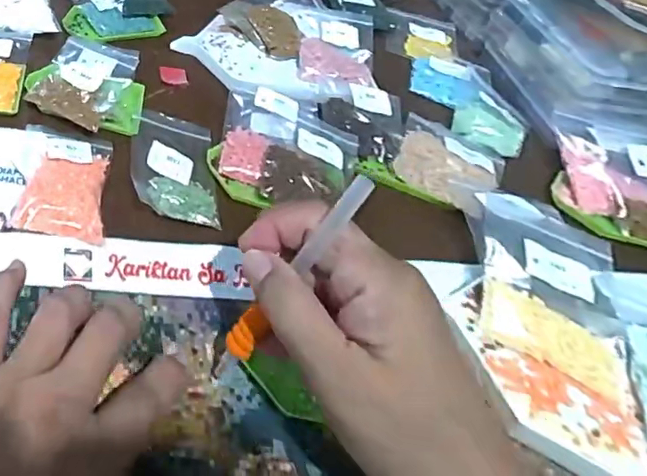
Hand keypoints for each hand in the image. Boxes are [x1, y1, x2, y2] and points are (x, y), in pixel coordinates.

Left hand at [0, 261, 187, 475]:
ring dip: (76, 301)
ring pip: (55, 315)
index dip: (170, 374)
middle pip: (105, 334)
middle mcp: (58, 406)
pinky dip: (3, 287)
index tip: (175, 360)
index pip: (147, 400)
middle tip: (125, 317)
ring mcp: (12, 383)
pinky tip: (16, 266)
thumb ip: (111, 457)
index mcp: (92, 453)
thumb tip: (131, 426)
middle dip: (123, 316)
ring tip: (83, 303)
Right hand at [240, 203, 519, 475]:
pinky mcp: (393, 330)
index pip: (315, 218)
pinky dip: (311, 323)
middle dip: (278, 275)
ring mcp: (393, 304)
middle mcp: (387, 277)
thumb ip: (289, 307)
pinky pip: (341, 308)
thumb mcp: (334, 371)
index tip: (242, 265)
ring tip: (266, 342)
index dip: (272, 228)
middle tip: (253, 318)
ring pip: (325, 281)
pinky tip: (291, 353)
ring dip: (291, 304)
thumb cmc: (403, 429)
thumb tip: (251, 254)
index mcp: (378, 274)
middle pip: (318, 249)